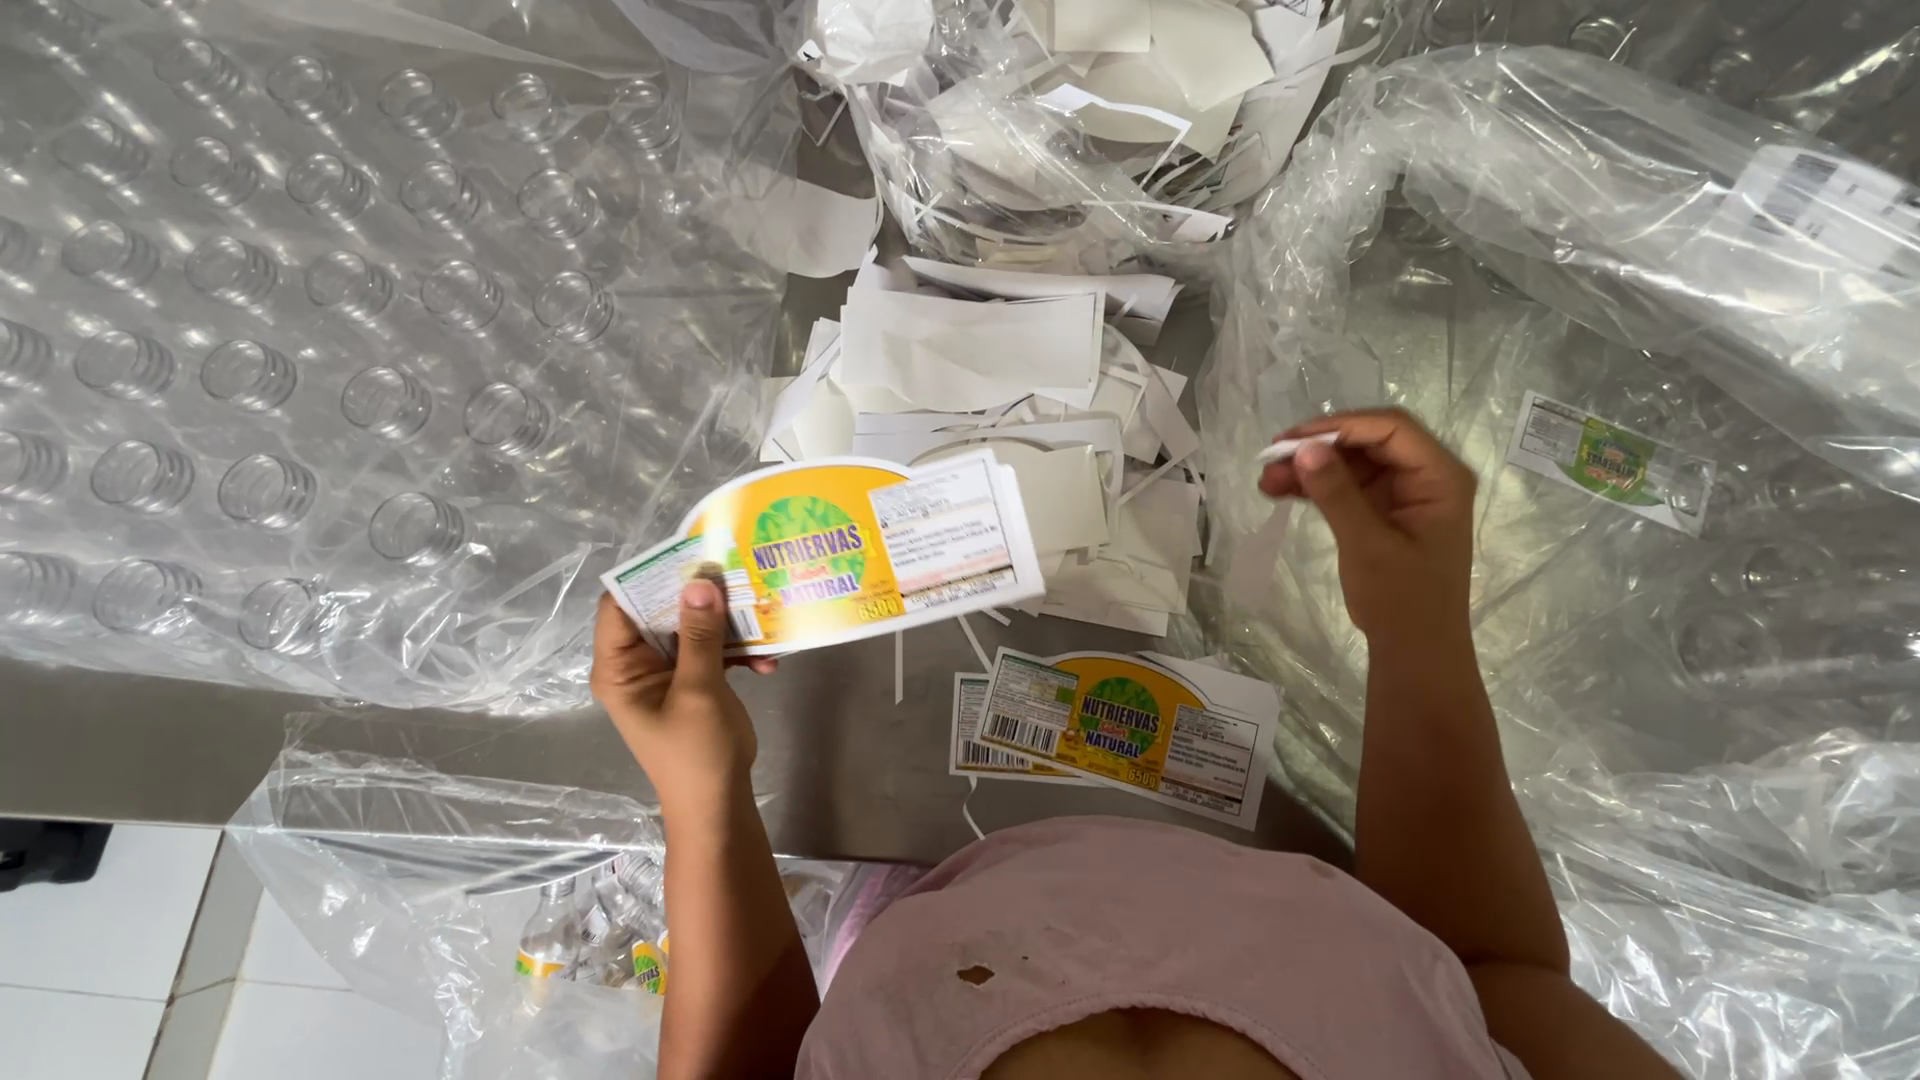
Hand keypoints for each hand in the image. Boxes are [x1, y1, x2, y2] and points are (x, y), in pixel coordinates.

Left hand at [591, 581, 774, 810]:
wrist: (718, 803)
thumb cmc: (695, 753)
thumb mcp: (697, 691)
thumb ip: (699, 636)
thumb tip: (699, 583)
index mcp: (620, 667)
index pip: (620, 605)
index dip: (649, 577)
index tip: (689, 555)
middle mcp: (638, 663)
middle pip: (662, 611)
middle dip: (699, 595)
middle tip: (735, 572)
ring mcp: (670, 670)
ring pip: (694, 627)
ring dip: (727, 623)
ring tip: (761, 612)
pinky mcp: (697, 679)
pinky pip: (715, 649)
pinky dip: (740, 651)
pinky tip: (769, 661)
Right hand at [1258, 408, 1476, 646]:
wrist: (1414, 649)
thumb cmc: (1403, 599)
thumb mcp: (1367, 543)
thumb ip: (1337, 493)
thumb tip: (1303, 449)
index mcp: (1440, 477)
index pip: (1391, 429)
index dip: (1340, 426)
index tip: (1292, 440)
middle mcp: (1425, 477)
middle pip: (1368, 442)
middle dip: (1318, 448)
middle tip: (1271, 459)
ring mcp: (1403, 495)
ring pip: (1351, 463)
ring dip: (1310, 468)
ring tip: (1266, 481)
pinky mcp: (1382, 513)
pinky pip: (1346, 487)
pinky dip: (1316, 487)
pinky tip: (1281, 491)